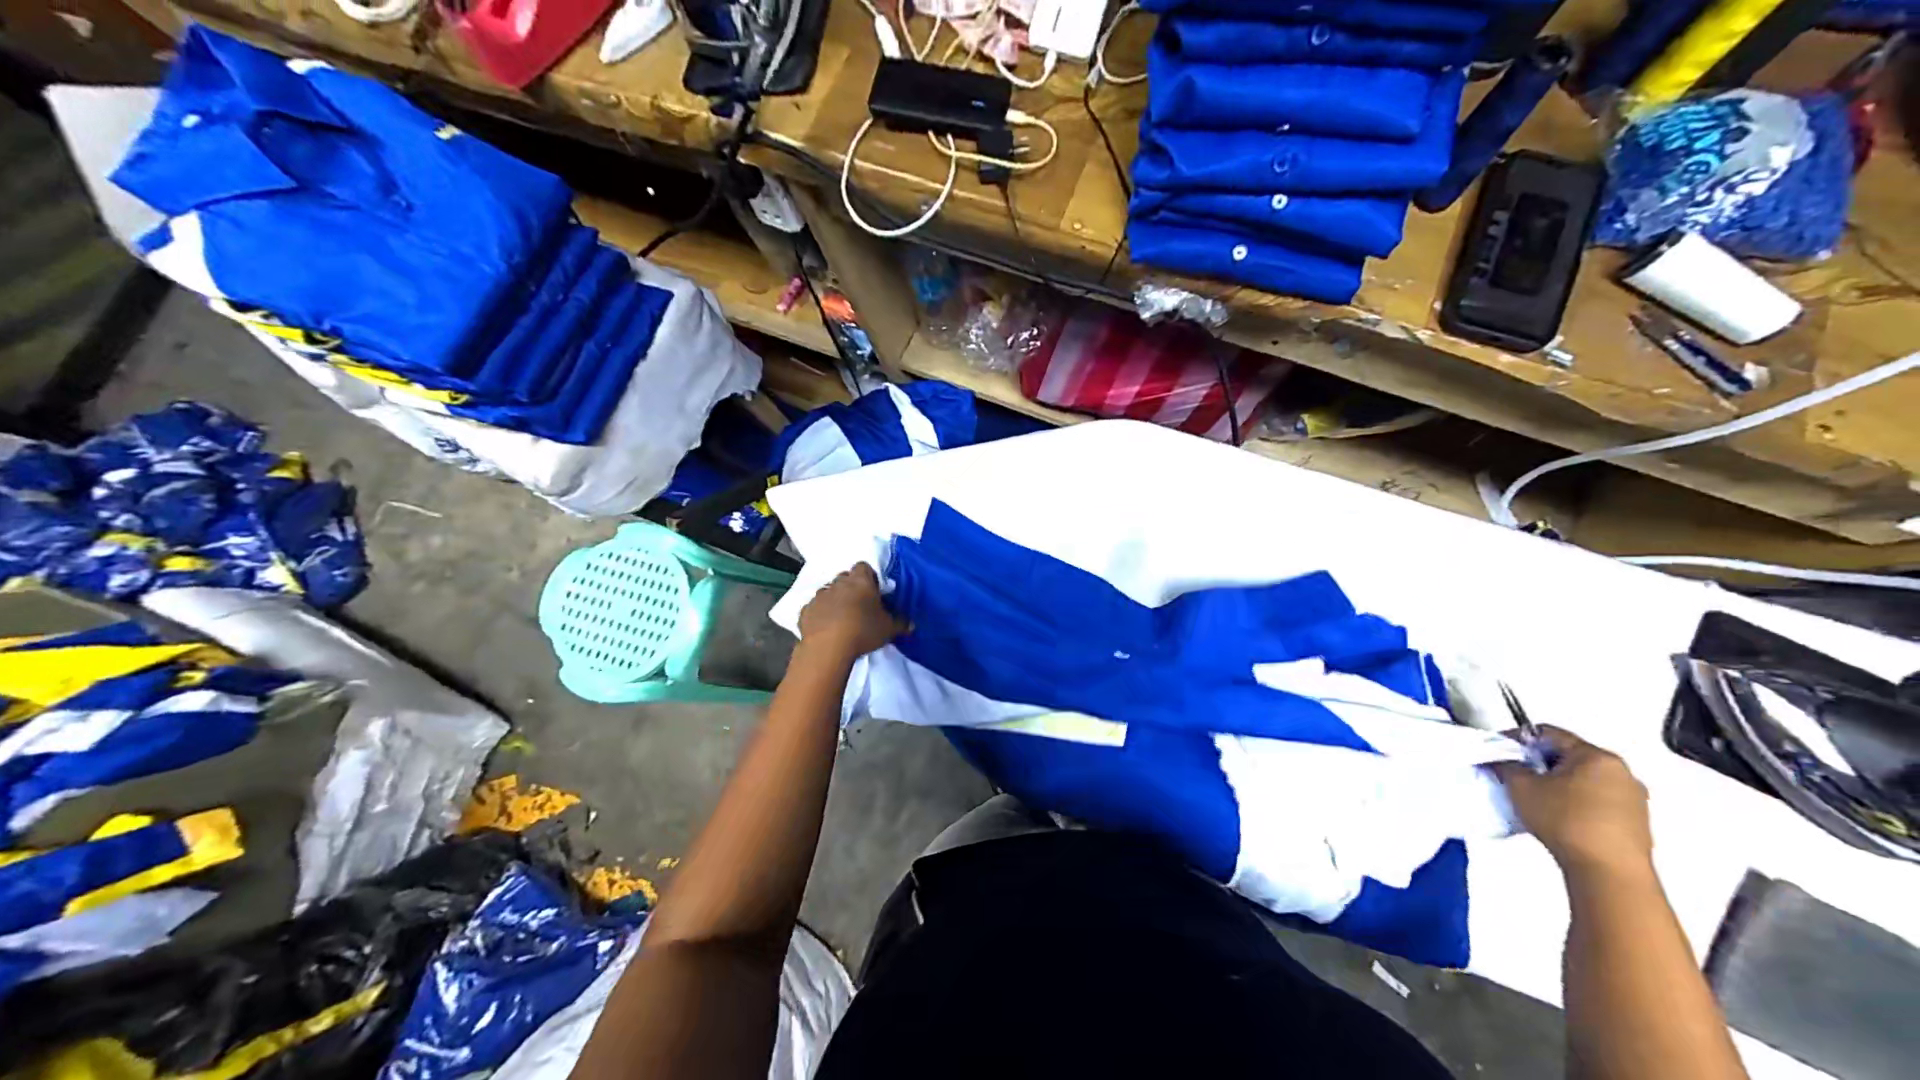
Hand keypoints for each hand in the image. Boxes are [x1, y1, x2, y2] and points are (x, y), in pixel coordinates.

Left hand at [797, 563, 903, 659]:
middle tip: (860, 606)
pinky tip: (826, 628)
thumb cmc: (864, 631)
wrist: (829, 647)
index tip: (874, 591)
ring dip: (834, 600)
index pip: (864, 567)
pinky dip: (820, 614)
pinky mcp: (805, 610)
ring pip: (828, 592)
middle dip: (851, 588)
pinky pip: (815, 608)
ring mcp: (819, 595)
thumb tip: (911, 624)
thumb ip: (901, 623)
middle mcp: (838, 583)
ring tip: (842, 618)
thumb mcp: (889, 629)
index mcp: (860, 581)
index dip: (869, 577)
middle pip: (845, 578)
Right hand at [1494, 726, 1653, 880]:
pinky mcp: (1638, 822)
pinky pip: (1600, 800)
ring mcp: (1634, 798)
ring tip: (1536, 799)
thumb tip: (1501, 761)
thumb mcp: (1521, 787)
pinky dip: (1577, 801)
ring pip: (1586, 779)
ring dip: (1559, 783)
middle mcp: (1622, 771)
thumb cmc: (1565, 821)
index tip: (1500, 751)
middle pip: (1570, 756)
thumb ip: (1506, 766)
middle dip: (1540, 763)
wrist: (1608, 871)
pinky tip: (1560, 817)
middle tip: (1516, 774)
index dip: (1518, 739)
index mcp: (1596, 755)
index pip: (1549, 734)